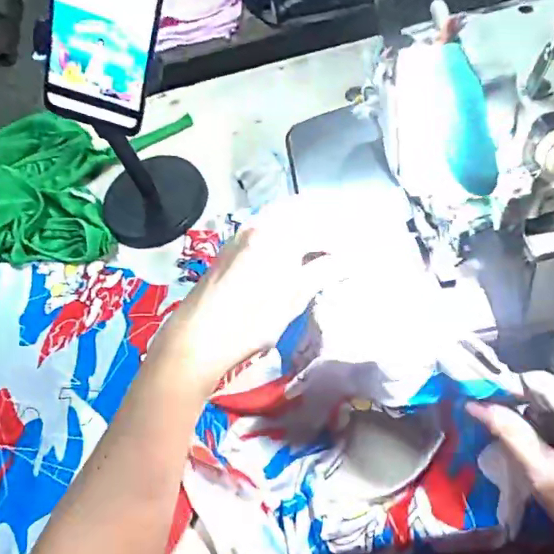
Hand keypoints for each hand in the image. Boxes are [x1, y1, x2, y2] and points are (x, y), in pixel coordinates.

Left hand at [154, 217, 340, 391]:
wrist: (195, 340)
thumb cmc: (248, 323)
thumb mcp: (291, 300)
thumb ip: (321, 273)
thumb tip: (347, 261)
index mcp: (277, 234)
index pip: (322, 226)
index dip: (345, 240)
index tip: (358, 255)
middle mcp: (258, 225)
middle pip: (302, 213)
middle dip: (326, 226)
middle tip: (343, 247)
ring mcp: (241, 235)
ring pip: (282, 219)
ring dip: (306, 229)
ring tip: (322, 252)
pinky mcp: (230, 248)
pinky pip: (267, 230)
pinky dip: (286, 236)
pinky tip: (293, 257)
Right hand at [469, 372, 553, 553]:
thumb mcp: (547, 480)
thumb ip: (512, 436)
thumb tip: (476, 405)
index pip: (540, 382)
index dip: (503, 388)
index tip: (474, 401)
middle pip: (550, 392)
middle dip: (516, 405)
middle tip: (485, 423)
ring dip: (532, 419)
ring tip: (506, 438)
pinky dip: (550, 429)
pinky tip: (536, 449)